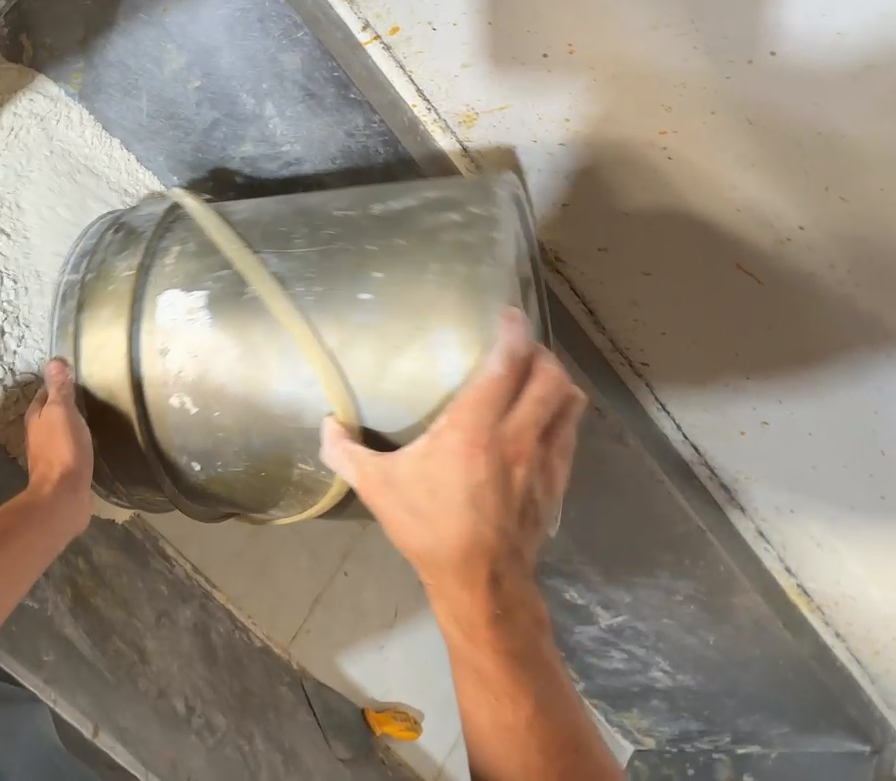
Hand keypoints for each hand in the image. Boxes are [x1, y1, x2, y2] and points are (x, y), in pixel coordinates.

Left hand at [22, 358, 94, 538]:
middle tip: (88, 398)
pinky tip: (89, 445)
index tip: (76, 379)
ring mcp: (47, 454)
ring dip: (71, 426)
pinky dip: (76, 444)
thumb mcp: (63, 412)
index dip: (58, 384)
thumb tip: (54, 361)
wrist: (63, 496)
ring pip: (59, 432)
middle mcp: (37, 434)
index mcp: (35, 416)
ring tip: (91, 419)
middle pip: (50, 413)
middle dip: (65, 406)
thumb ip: (59, 389)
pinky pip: (69, 450)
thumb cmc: (63, 449)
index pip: (45, 392)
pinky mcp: (60, 471)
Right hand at [319, 310, 586, 604]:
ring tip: (537, 374)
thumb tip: (326, 424)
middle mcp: (516, 436)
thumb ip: (345, 451)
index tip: (508, 315)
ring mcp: (543, 460)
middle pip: (550, 378)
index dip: (512, 334)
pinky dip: (560, 414)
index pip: (504, 367)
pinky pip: (569, 434)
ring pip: (568, 404)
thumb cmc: (426, 526)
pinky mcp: (557, 482)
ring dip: (557, 381)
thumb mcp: (375, 487)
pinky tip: (541, 419)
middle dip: (539, 353)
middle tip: (520, 344)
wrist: (480, 581)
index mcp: (472, 429)